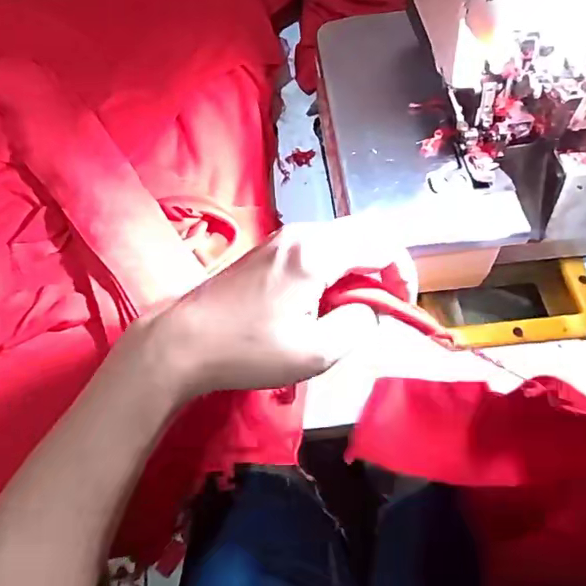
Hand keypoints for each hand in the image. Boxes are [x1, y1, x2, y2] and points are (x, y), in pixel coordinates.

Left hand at [125, 221, 412, 400]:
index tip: (401, 309)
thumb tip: (371, 309)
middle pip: (363, 234)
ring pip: (341, 240)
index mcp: (316, 252)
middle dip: (383, 269)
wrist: (182, 341)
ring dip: (357, 270)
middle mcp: (301, 233)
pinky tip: (321, 304)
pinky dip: (334, 270)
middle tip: (381, 309)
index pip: (382, 243)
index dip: (403, 274)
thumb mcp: (316, 352)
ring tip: (350, 312)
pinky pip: (318, 249)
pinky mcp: (268, 251)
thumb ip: (359, 324)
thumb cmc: (248, 349)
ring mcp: (281, 239)